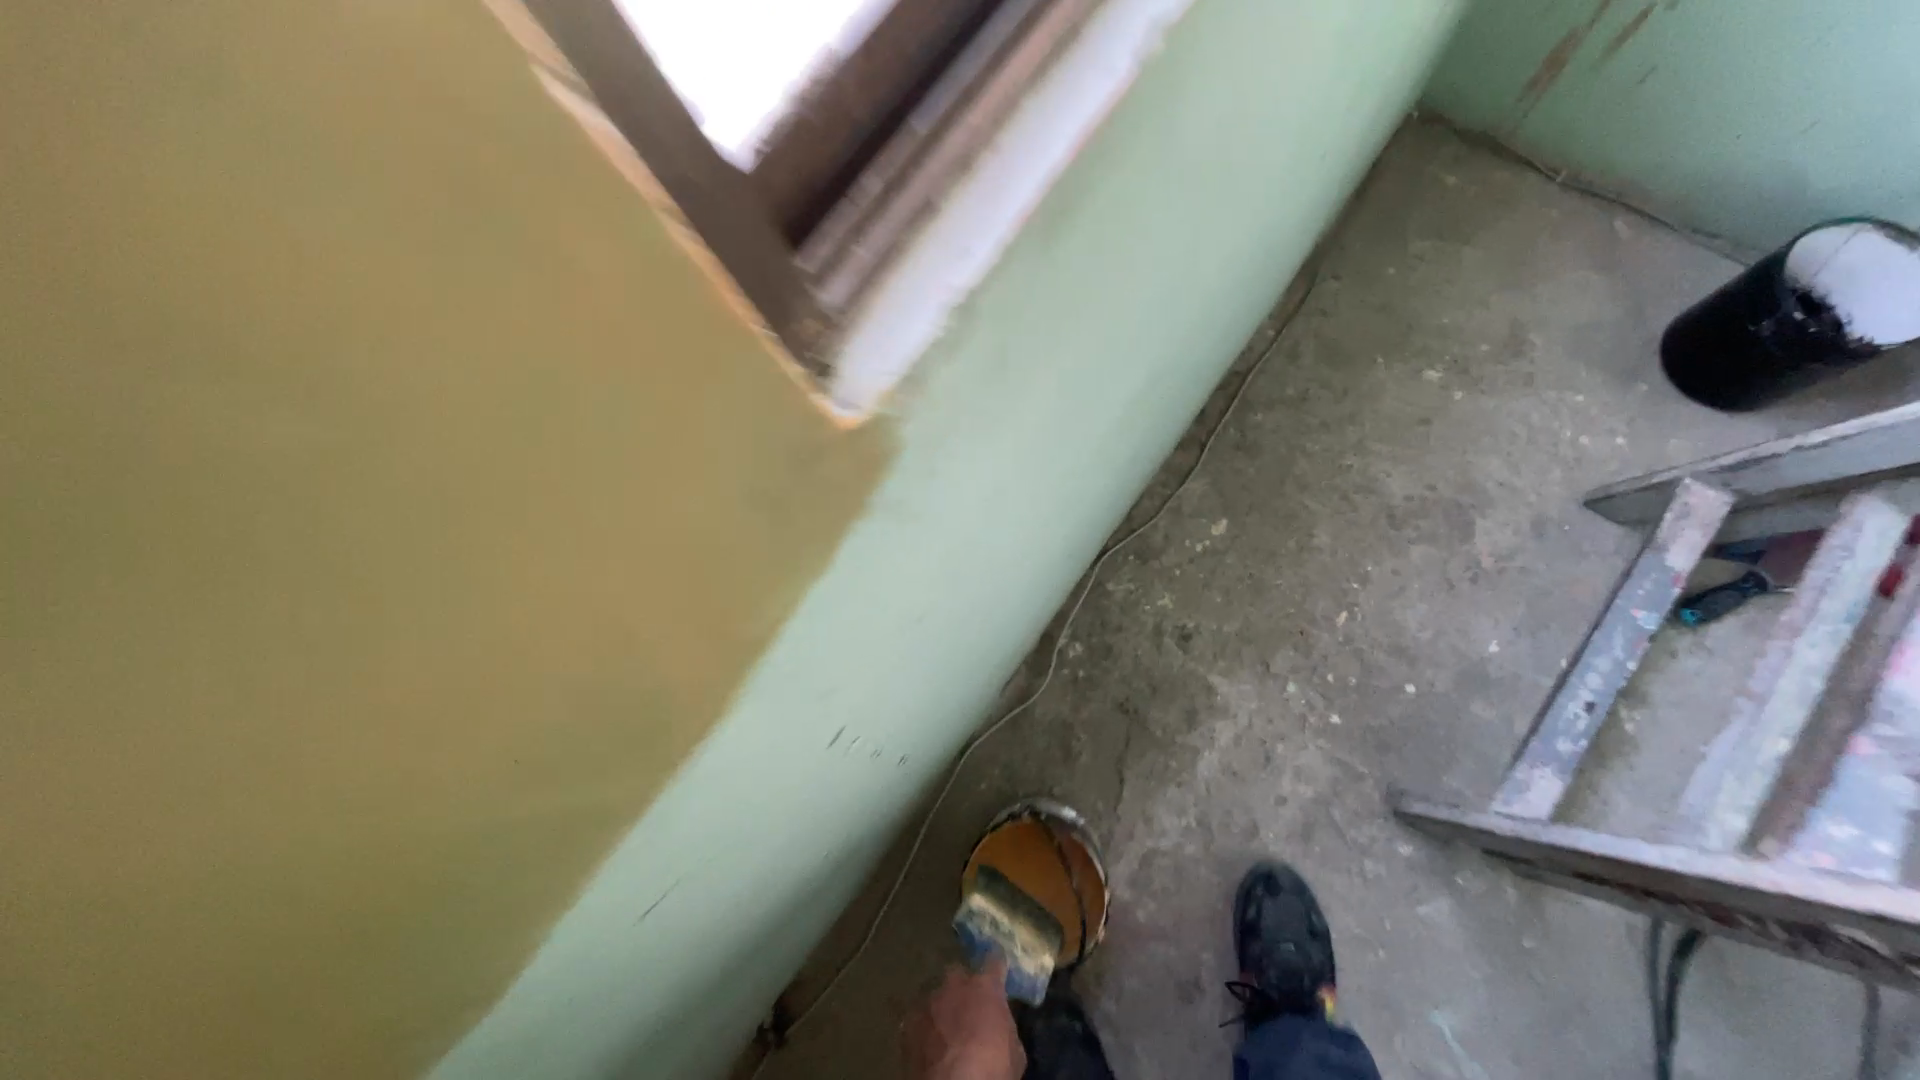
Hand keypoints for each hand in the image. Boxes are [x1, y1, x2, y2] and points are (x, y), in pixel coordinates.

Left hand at [904, 958, 1025, 1079]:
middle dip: (963, 986)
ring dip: (941, 1007)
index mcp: (985, 986)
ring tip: (946, 1028)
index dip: (997, 967)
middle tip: (969, 1006)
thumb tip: (999, 1025)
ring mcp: (928, 1002)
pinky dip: (925, 1027)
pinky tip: (929, 1043)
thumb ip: (1004, 1025)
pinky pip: (919, 1018)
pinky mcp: (908, 1024)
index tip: (999, 972)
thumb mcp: (1015, 1049)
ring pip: (935, 995)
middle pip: (958, 973)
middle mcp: (954, 985)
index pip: (994, 961)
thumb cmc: (993, 1068)